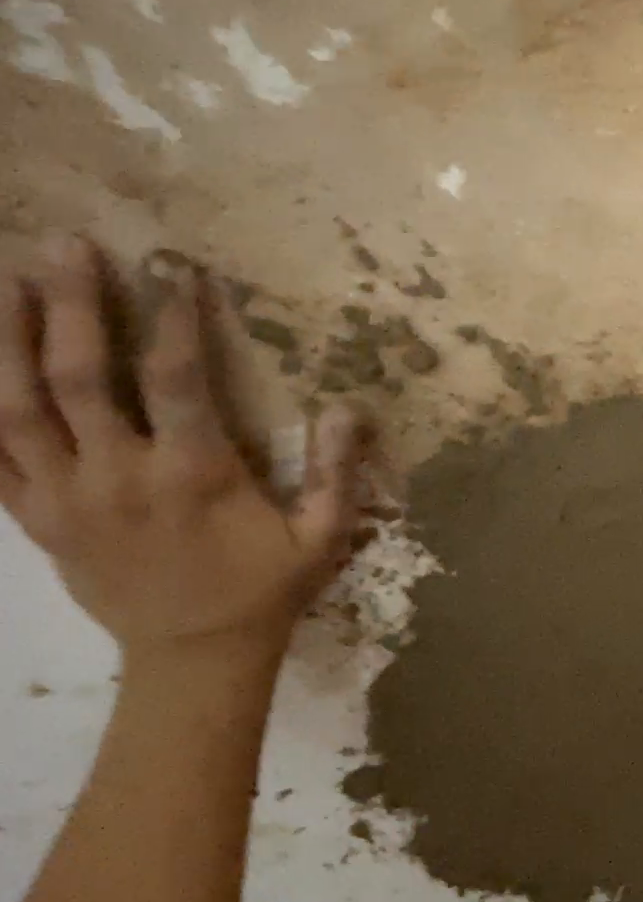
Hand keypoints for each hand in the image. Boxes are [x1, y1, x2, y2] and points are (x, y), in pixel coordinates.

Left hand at [0, 234, 368, 672]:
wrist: (194, 655)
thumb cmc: (269, 589)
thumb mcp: (324, 535)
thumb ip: (336, 472)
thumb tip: (349, 407)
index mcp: (195, 474)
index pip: (177, 381)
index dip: (176, 322)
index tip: (178, 273)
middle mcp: (118, 474)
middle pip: (78, 377)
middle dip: (71, 306)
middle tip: (66, 246)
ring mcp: (64, 496)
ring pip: (14, 405)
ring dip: (5, 339)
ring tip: (4, 283)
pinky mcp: (34, 517)